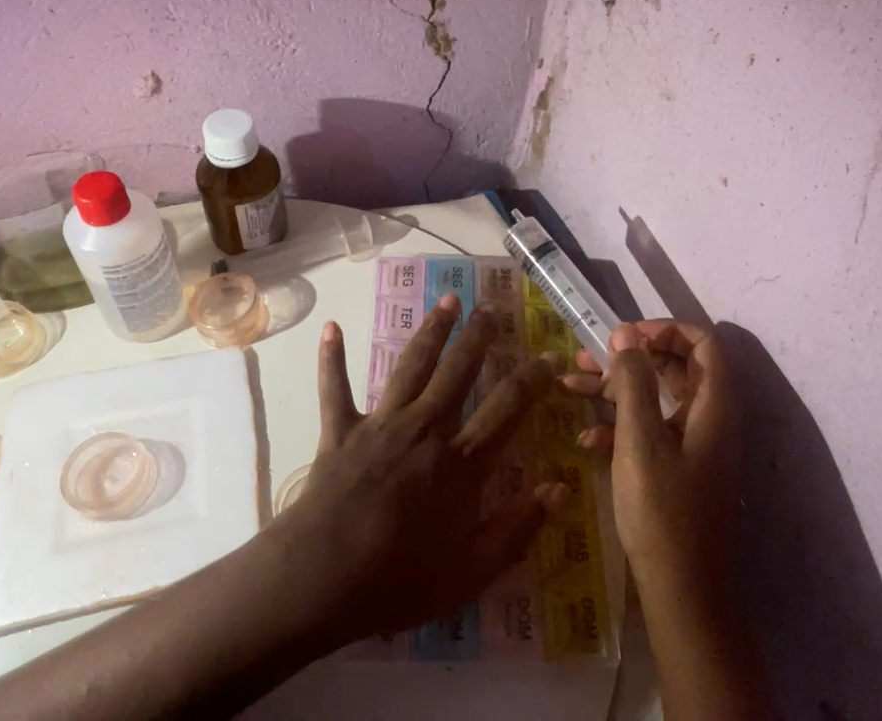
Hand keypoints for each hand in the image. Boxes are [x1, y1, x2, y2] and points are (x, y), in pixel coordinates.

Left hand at [270, 294, 562, 642]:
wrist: (321, 579)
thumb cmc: (399, 580)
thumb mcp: (472, 571)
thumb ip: (517, 528)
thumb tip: (560, 489)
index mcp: (461, 462)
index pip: (508, 409)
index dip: (532, 379)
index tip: (548, 355)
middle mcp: (426, 430)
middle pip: (459, 372)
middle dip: (478, 337)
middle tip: (491, 308)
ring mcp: (381, 425)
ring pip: (411, 366)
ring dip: (430, 331)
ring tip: (445, 300)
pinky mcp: (340, 431)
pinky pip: (335, 388)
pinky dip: (332, 357)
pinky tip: (331, 328)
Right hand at [563, 320, 739, 583]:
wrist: (682, 591)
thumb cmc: (662, 510)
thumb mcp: (640, 440)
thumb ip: (633, 382)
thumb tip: (627, 334)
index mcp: (713, 405)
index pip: (703, 343)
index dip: (665, 329)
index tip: (624, 335)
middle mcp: (710, 418)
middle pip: (675, 368)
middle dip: (629, 359)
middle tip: (585, 357)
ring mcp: (696, 446)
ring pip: (657, 399)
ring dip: (616, 390)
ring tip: (570, 385)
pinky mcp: (679, 470)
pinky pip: (652, 432)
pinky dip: (621, 428)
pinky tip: (586, 440)